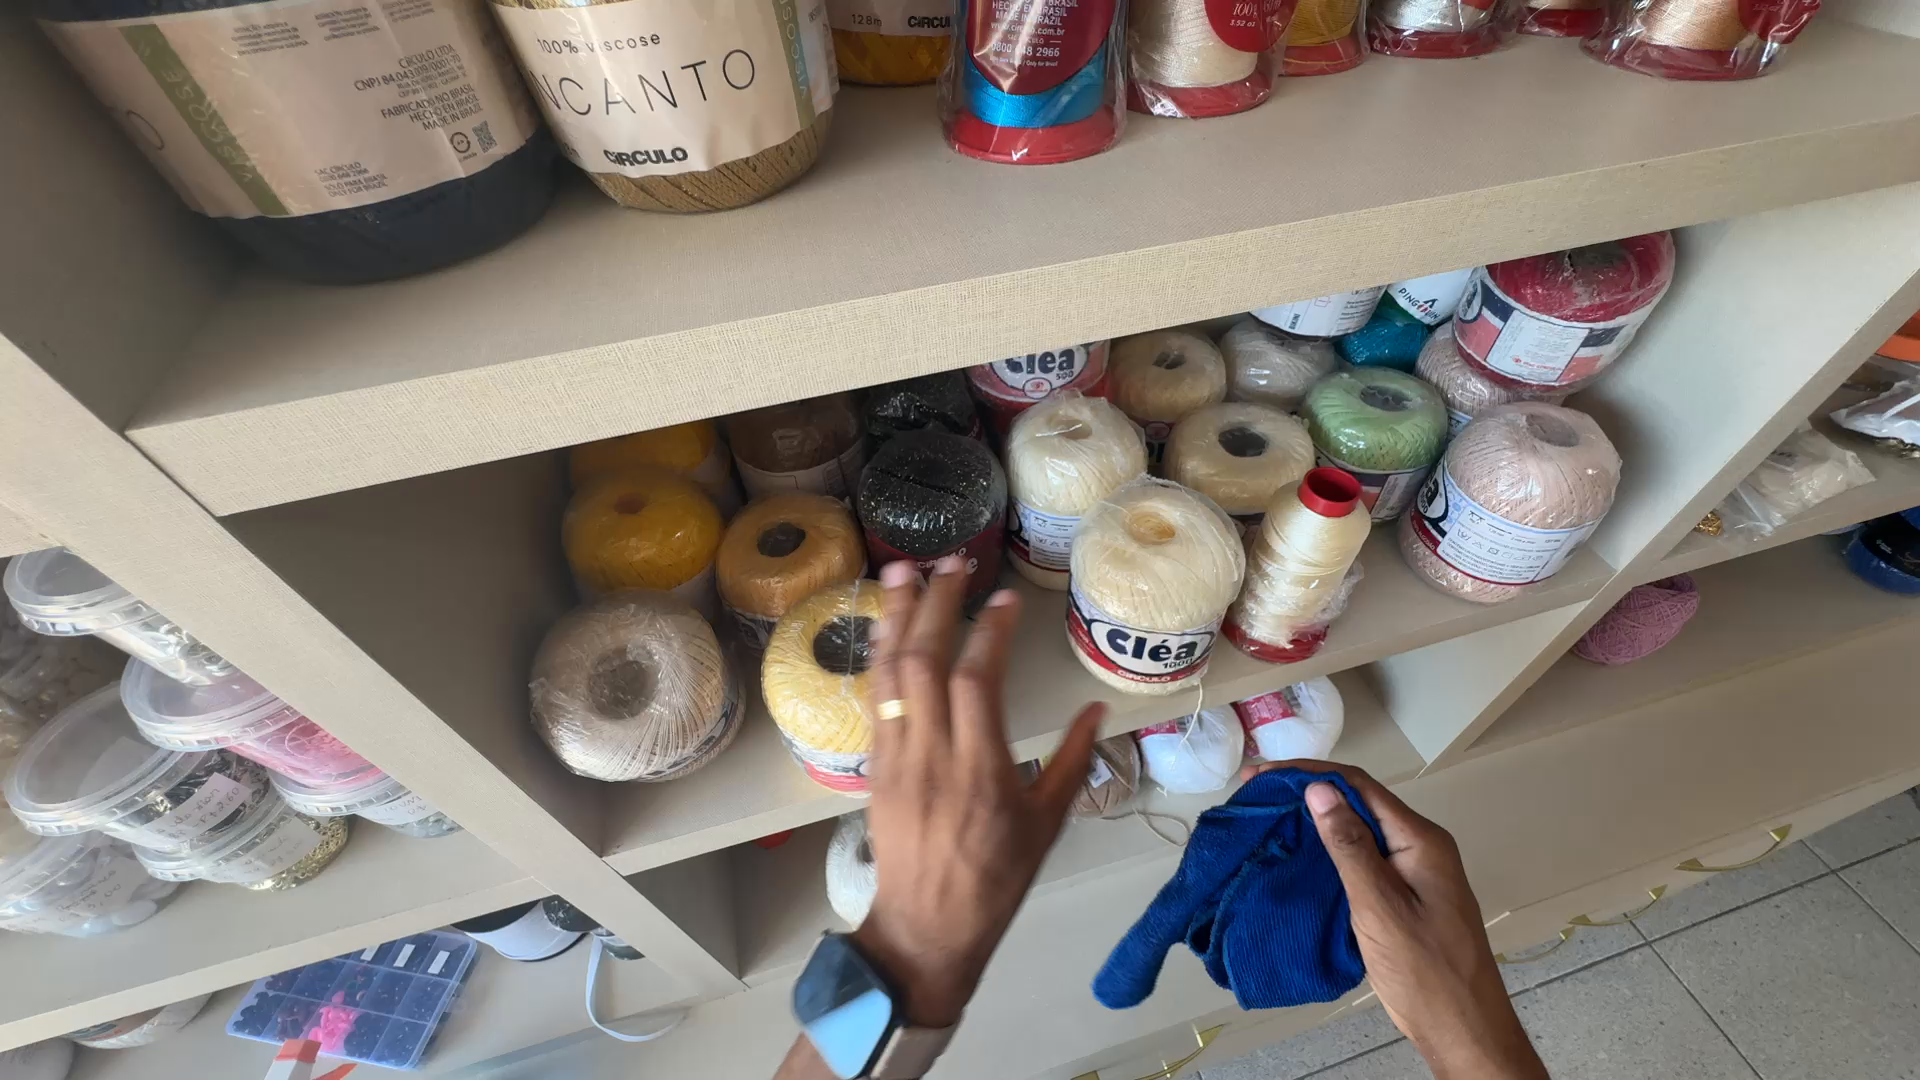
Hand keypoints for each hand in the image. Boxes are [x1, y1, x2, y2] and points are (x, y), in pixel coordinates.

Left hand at [853, 556, 1103, 1027]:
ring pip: (889, 675)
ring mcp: (895, 758)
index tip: (1004, 598)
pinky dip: (879, 655)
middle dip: (936, 604)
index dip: (988, 632)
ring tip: (902, 570)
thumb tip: (1098, 711)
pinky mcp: (873, 765)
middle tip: (951, 562)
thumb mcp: (1047, 824)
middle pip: (924, 664)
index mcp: (981, 771)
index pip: (977, 681)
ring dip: (895, 618)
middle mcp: (932, 755)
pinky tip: (885, 626)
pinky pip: (872, 700)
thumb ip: (1072, 762)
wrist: (925, 929)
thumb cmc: (996, 879)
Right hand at [1246, 761, 1546, 1079]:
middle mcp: (1419, 845)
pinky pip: (1360, 852)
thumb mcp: (1380, 906)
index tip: (1261, 776)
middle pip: (1356, 799)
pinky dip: (1325, 843)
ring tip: (1268, 811)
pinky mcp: (1403, 891)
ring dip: (1313, 815)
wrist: (1467, 1039)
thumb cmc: (1426, 974)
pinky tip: (1299, 847)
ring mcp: (1413, 868)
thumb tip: (1317, 788)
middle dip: (1305, 789)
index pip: (1357, 784)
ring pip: (1356, 825)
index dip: (1307, 772)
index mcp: (1420, 840)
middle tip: (1255, 790)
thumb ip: (1349, 845)